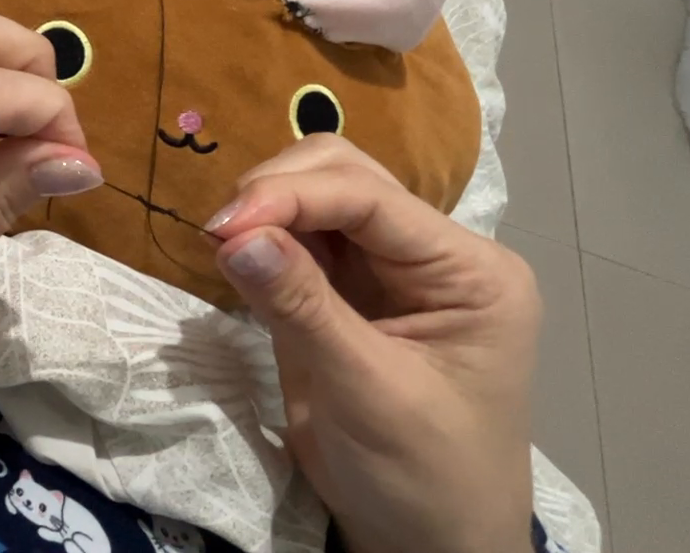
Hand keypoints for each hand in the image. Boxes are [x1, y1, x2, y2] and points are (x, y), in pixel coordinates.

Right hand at [204, 135, 539, 552]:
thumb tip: (232, 236)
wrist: (424, 545)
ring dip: (262, 206)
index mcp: (467, 271)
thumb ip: (302, 307)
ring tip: (226, 245)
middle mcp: (429, 251)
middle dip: (275, 190)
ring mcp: (384, 264)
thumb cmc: (423, 477)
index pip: (370, 198)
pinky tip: (239, 255)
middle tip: (222, 234)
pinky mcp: (341, 282)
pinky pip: (293, 231)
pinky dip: (259, 232)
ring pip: (312, 190)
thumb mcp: (368, 394)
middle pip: (342, 172)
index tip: (223, 226)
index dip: (291, 196)